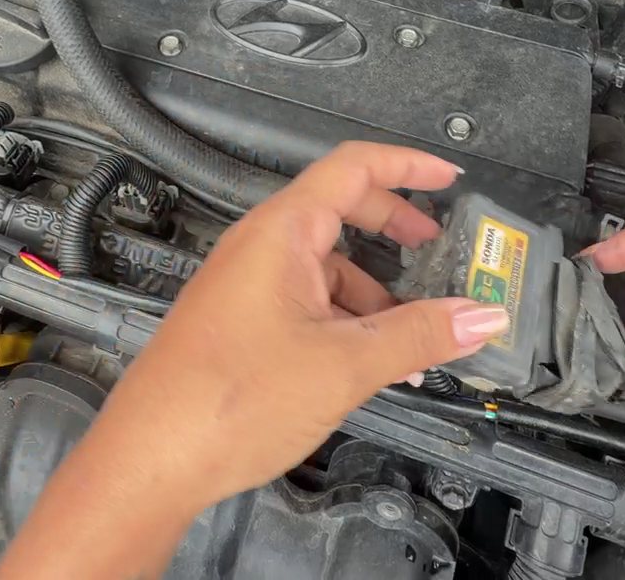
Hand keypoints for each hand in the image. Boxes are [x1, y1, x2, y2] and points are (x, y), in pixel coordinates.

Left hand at [84, 145, 507, 505]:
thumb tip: (475, 316)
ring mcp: (249, 280)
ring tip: (411, 333)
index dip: (407, 165)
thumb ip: (418, 335)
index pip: (353, 167)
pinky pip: (307, 297)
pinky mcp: (244, 315)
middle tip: (435, 241)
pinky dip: (346, 317)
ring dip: (374, 290)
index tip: (443, 173)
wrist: (149, 459)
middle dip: (395, 225)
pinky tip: (368, 359)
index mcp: (282, 231)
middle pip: (342, 210)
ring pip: (327, 264)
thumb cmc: (221, 399)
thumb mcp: (343, 364)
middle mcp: (261, 245)